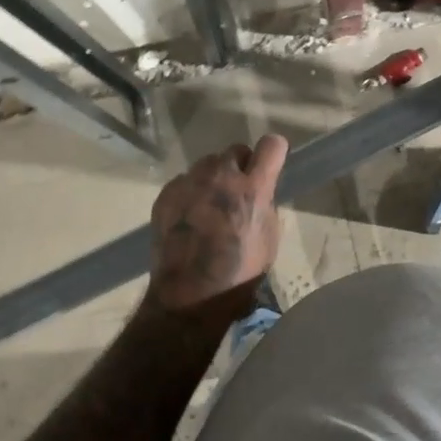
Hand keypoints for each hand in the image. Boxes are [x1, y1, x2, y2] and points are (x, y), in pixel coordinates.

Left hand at [147, 134, 287, 314]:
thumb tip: (259, 191)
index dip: (273, 152)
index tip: (269, 165)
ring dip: (213, 178)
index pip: (271, 145)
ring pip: (207, 164)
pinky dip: (189, 193)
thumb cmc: (239, 273)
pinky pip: (184, 181)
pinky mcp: (167, 194)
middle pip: (235, 151)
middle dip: (240, 166)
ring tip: (209, 206)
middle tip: (237, 192)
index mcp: (253, 188)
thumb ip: (265, 204)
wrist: (189, 295)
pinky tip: (189, 219)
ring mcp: (190, 182)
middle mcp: (221, 176)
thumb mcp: (269, 238)